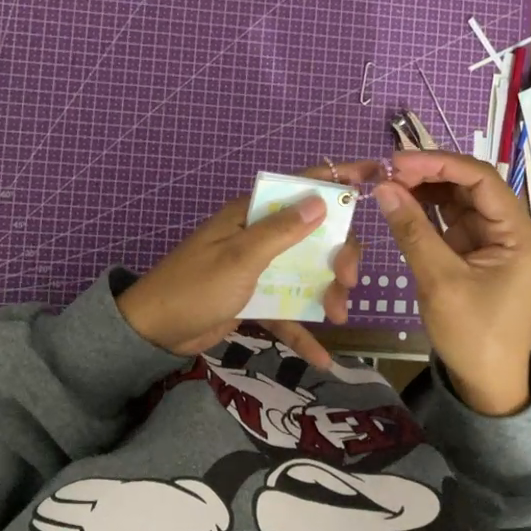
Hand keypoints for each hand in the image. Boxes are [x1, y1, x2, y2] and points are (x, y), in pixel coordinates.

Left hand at [117, 163, 376, 368]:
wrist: (154, 332)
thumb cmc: (195, 287)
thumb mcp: (240, 258)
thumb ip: (281, 232)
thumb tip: (321, 200)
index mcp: (252, 215)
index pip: (301, 186)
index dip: (338, 177)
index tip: (376, 173)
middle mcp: (260, 236)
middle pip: (315, 235)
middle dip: (339, 255)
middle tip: (347, 282)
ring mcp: (259, 268)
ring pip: (307, 272)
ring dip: (326, 291)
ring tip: (337, 315)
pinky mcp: (255, 299)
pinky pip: (287, 311)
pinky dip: (303, 332)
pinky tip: (323, 357)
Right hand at [371, 152, 530, 414]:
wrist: (487, 384)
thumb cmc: (472, 334)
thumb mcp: (439, 281)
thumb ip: (413, 230)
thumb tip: (384, 187)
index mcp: (518, 233)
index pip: (481, 178)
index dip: (440, 163)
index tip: (399, 162)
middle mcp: (509, 228)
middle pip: (470, 184)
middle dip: (429, 173)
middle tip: (387, 171)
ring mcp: (491, 240)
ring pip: (457, 198)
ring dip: (425, 188)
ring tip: (388, 183)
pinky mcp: (474, 251)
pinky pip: (449, 219)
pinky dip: (425, 209)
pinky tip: (400, 203)